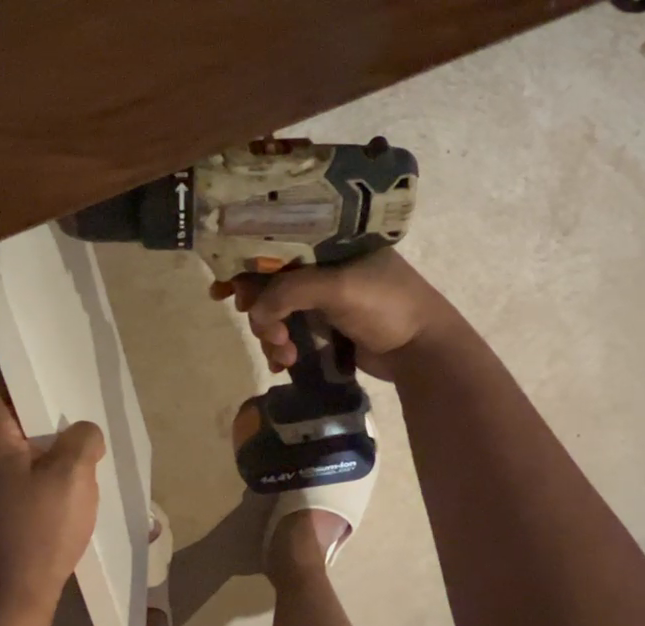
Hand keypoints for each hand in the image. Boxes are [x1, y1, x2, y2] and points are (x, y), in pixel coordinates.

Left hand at [0, 376, 105, 621]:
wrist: (17, 591)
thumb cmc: (40, 528)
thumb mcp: (72, 475)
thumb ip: (82, 438)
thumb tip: (83, 432)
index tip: (9, 319)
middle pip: (4, 401)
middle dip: (31, 380)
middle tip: (62, 357)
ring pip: (17, 432)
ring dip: (43, 419)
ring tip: (76, 403)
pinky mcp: (1, 497)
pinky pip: (24, 458)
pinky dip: (45, 448)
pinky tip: (74, 452)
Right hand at [222, 249, 455, 381]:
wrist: (420, 350)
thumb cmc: (385, 306)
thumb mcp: (334, 288)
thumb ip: (287, 293)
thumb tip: (254, 314)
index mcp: (329, 242)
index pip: (275, 244)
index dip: (245, 265)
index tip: (224, 291)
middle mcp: (323, 266)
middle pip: (270, 284)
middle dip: (261, 313)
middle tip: (268, 333)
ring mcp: (324, 299)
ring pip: (276, 314)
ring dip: (271, 337)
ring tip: (284, 356)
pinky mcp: (325, 329)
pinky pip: (289, 335)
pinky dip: (280, 350)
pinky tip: (283, 365)